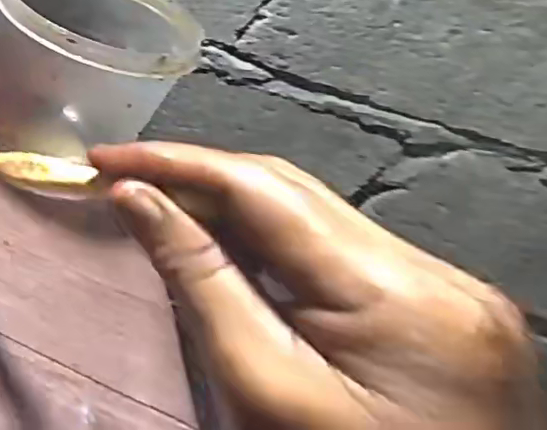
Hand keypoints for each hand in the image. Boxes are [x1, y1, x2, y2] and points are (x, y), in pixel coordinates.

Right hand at [90, 142, 544, 429]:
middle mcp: (435, 271)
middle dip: (194, 178)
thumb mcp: (263, 388)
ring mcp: (443, 286)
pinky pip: (324, 244)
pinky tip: (217, 241)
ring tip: (156, 204)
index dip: (174, 162)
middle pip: (283, 190)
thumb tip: (132, 194)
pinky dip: (261, 237)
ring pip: (301, 210)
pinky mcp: (432, 305)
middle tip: (120, 181)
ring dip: (222, 204)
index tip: (103, 159)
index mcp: (403, 293)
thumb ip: (197, 276)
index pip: (261, 188)